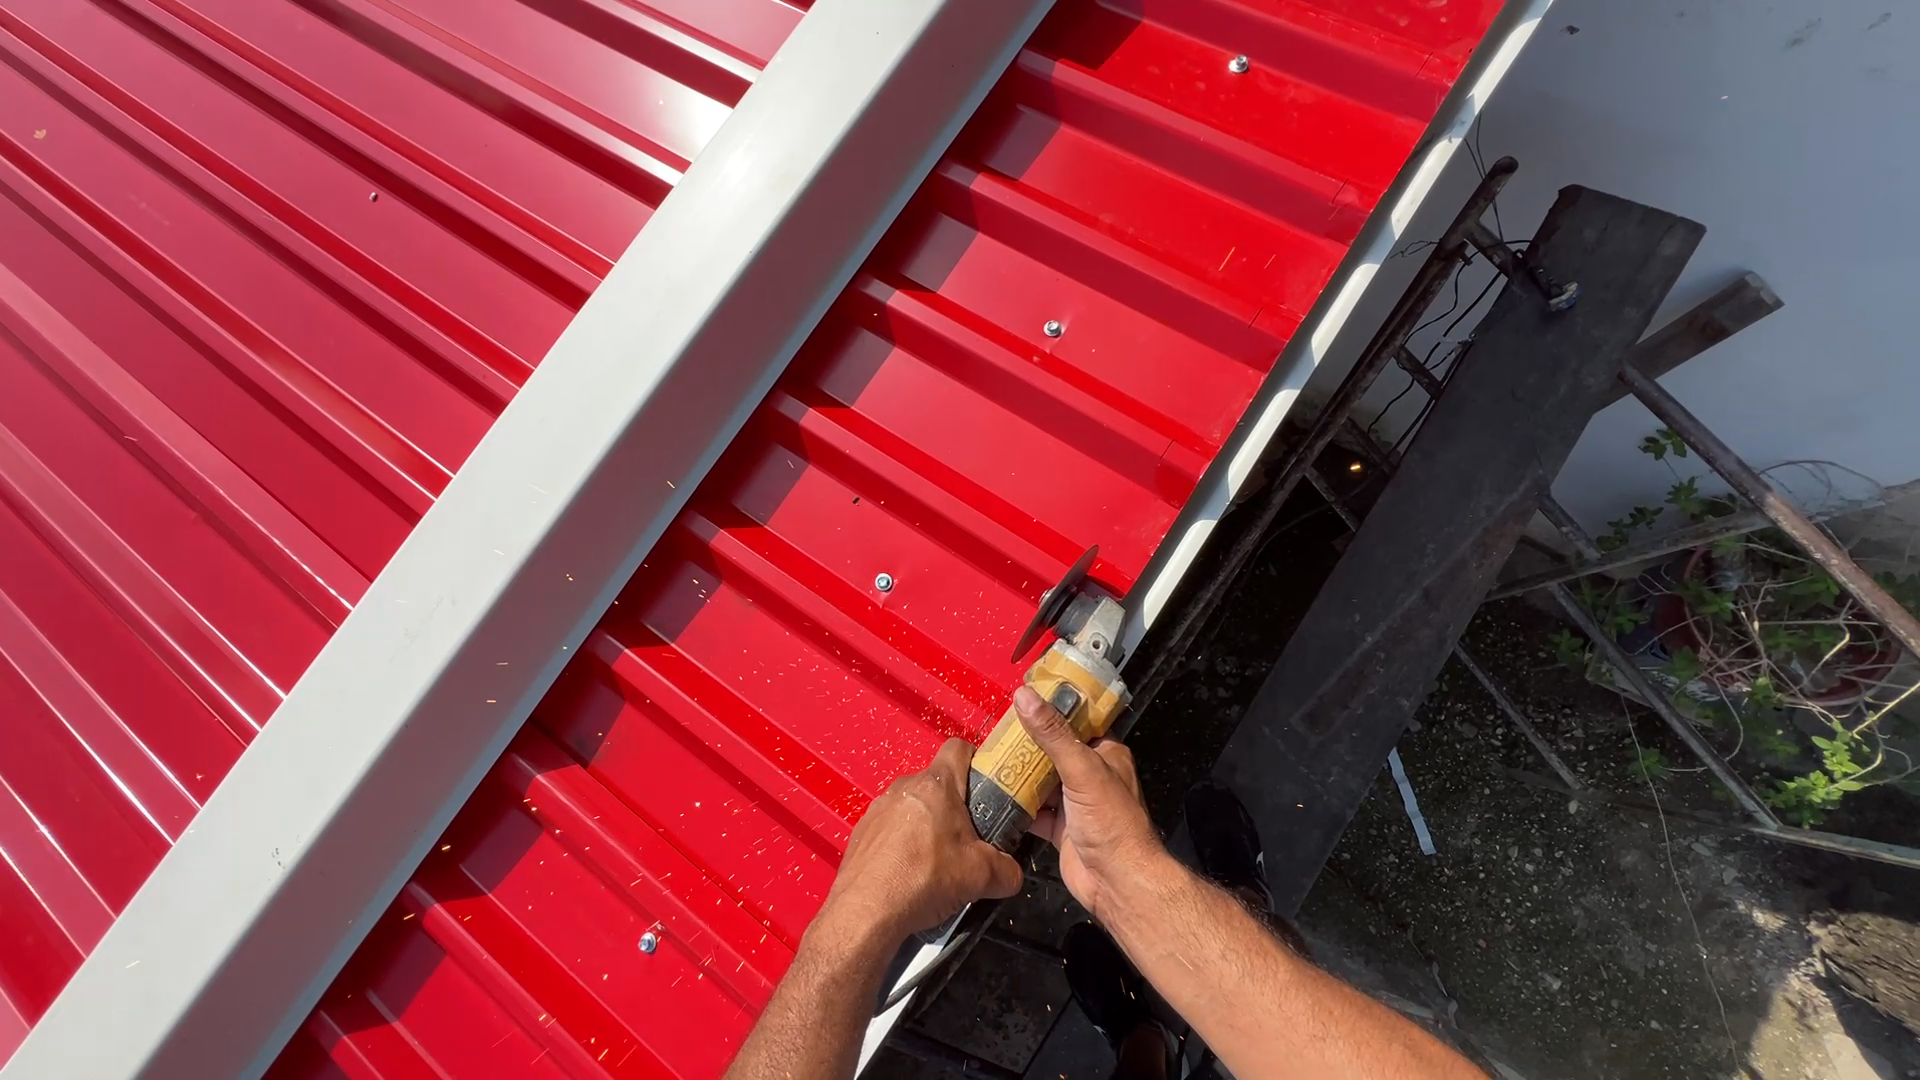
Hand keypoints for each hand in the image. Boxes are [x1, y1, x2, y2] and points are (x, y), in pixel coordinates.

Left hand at [817, 739, 1023, 942]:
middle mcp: (905, 787)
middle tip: (967, 838)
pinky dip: (902, 844)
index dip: (976, 760)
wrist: (867, 911)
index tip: (985, 783)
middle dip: (954, 806)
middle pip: (937, 783)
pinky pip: (890, 827)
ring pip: (913, 805)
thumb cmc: (920, 880)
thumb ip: (1006, 870)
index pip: (959, 748)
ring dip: (927, 826)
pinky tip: (909, 873)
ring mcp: (880, 808)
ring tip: (936, 862)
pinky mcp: (863, 831)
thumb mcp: (981, 877)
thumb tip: (1010, 874)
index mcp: (936, 785)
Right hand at [1013, 687, 1164, 919]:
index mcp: (1106, 754)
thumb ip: (1052, 734)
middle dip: (1028, 743)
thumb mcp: (1081, 769)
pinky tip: (998, 797)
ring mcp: (1075, 803)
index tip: (1024, 699)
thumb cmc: (1114, 825)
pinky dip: (1017, 806)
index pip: (1077, 721)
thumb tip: (1027, 698)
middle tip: (998, 731)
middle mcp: (1091, 776)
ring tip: (992, 758)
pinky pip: (1034, 811)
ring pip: (1042, 780)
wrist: (1117, 883)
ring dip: (1020, 774)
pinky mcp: (1061, 828)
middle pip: (1054, 750)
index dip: (1053, 709)